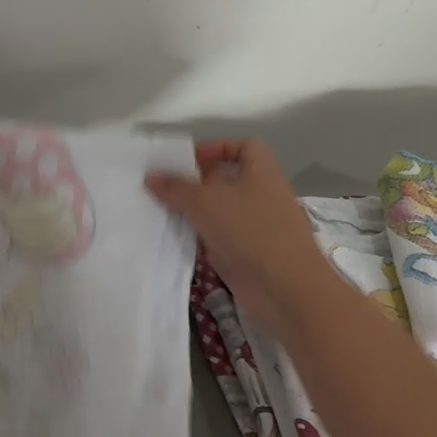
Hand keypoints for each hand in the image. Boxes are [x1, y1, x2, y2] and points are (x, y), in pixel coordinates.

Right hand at [146, 138, 326, 332]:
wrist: (286, 289)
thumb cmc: (249, 229)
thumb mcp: (203, 200)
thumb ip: (175, 187)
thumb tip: (151, 176)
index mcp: (262, 173)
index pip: (244, 146)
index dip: (218, 147)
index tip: (192, 160)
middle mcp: (264, 196)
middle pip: (228, 180)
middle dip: (198, 182)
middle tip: (169, 186)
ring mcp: (259, 228)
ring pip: (222, 211)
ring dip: (196, 211)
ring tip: (165, 210)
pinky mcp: (251, 255)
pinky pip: (221, 238)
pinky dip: (202, 237)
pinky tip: (178, 238)